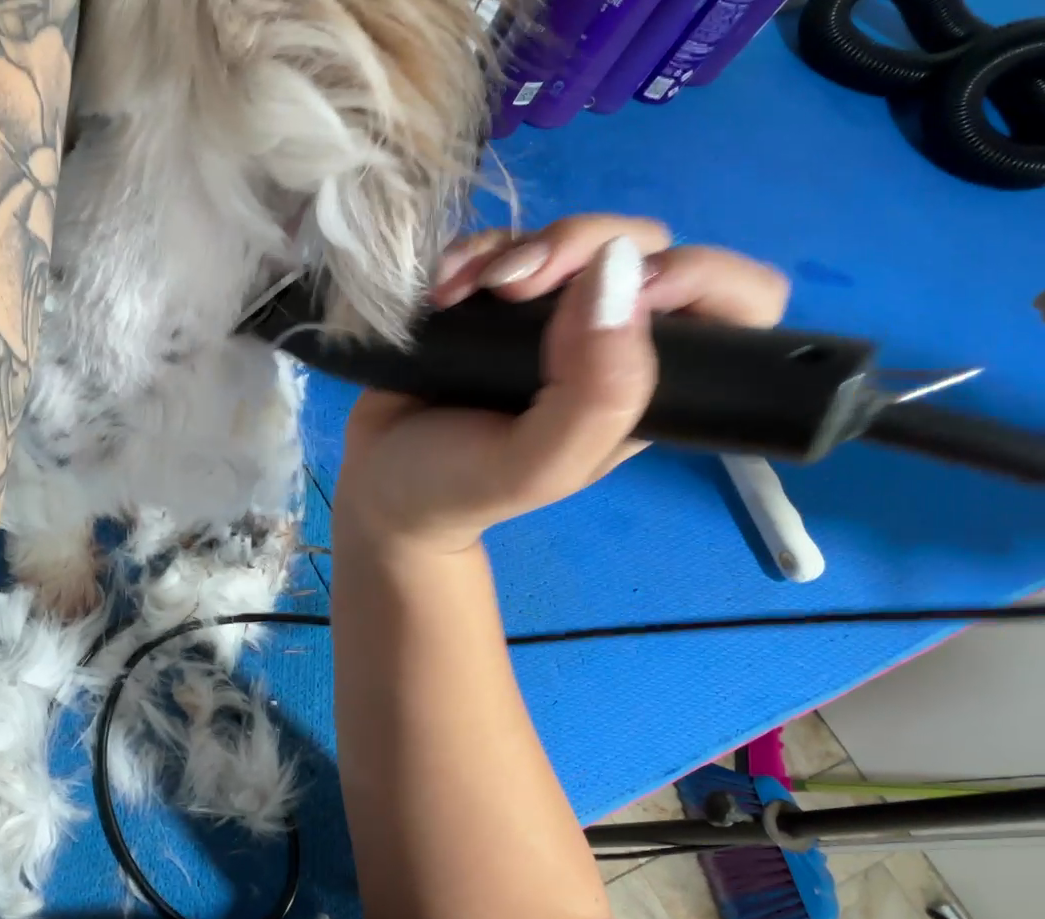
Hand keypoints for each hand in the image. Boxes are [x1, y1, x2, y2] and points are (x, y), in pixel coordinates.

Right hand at [337, 214, 790, 555]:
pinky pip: (503, 242)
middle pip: (643, 247)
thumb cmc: (458, 487)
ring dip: (515, 248)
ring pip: (571, 235)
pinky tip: (439, 288)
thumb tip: (617, 271)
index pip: (734, 305)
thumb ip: (597, 390)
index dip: (699, 275)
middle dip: (577, 247)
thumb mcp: (538, 464)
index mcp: (641, 385)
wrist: (377, 488)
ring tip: (456, 293)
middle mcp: (606, 341)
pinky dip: (471, 251)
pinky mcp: (489, 299)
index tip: (621, 291)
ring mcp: (546, 315)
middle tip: (509, 289)